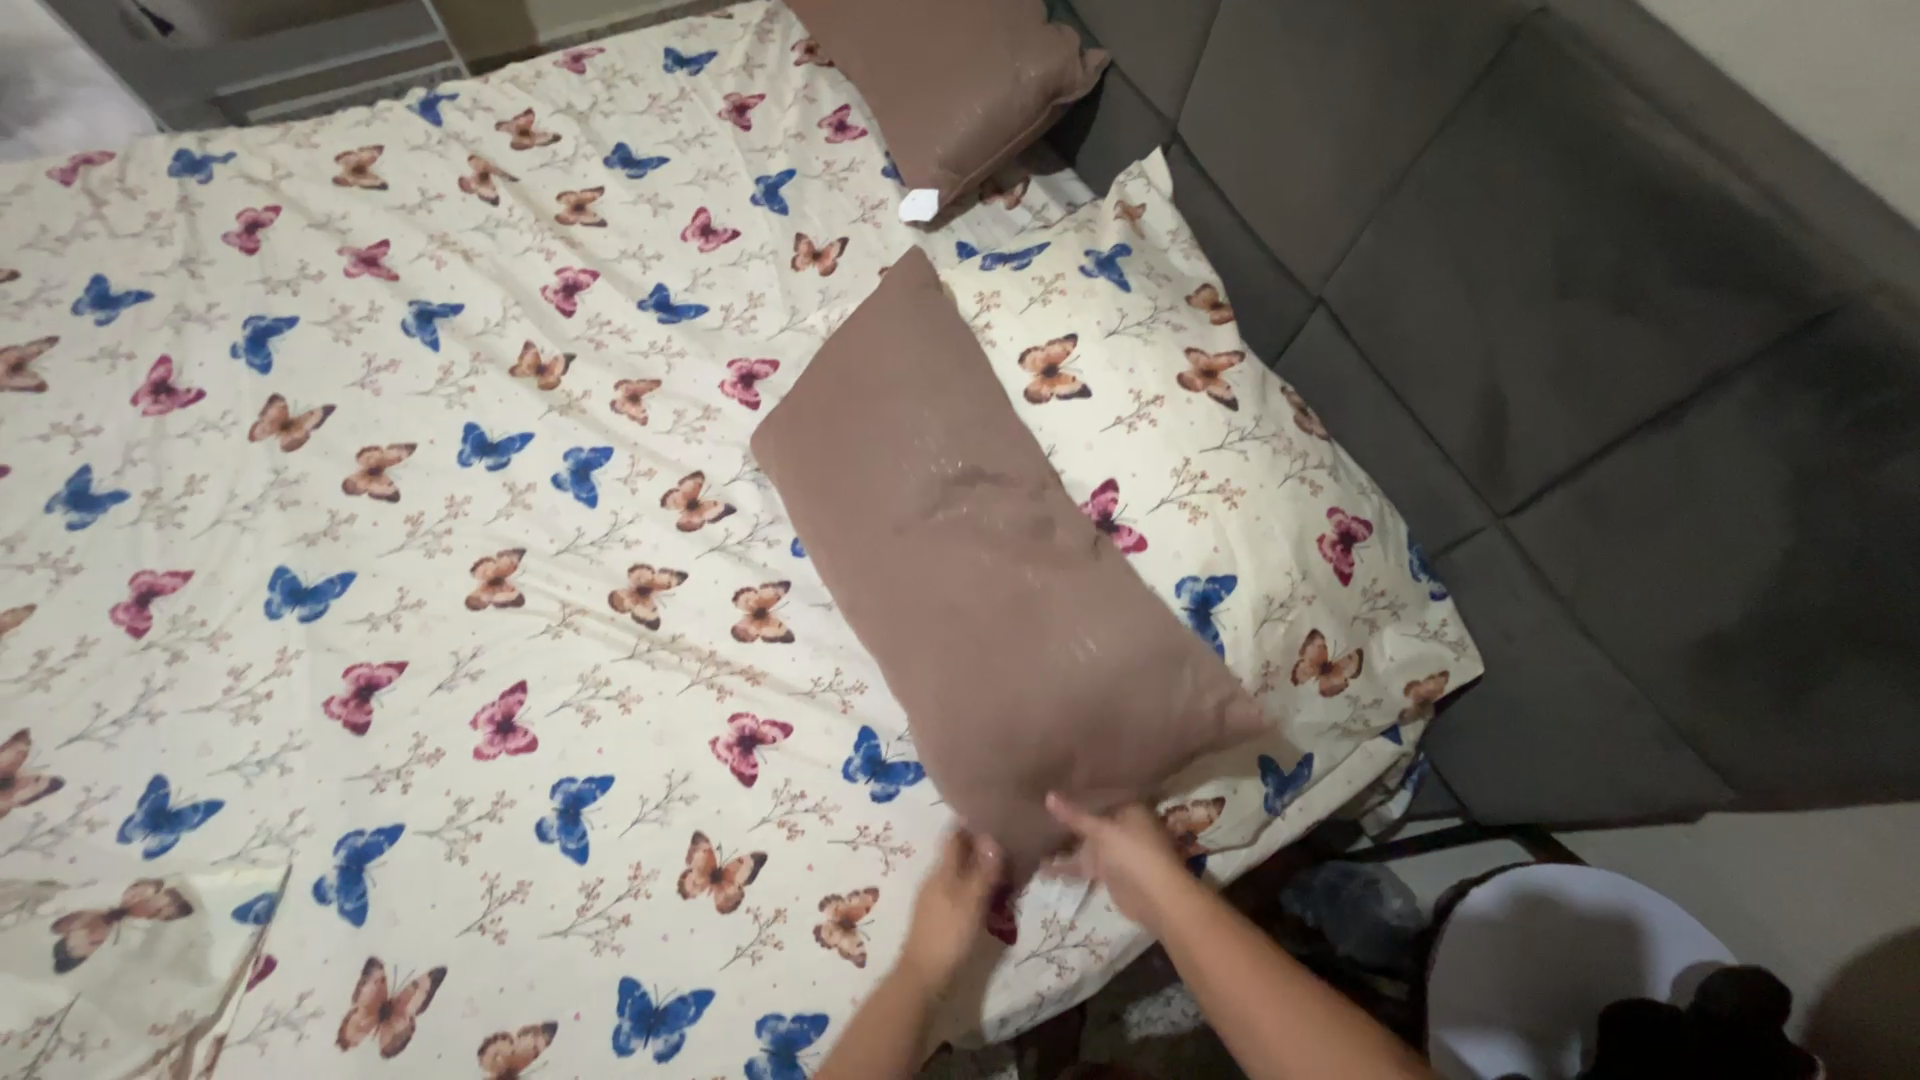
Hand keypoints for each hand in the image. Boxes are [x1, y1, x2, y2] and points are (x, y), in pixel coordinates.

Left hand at [897, 829, 1002, 993]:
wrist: (923, 977)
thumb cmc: (947, 935)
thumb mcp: (970, 902)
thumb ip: (982, 871)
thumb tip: (992, 836)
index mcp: (941, 870)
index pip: (954, 835)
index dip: (970, 822)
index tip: (992, 811)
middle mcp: (936, 878)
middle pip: (957, 853)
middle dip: (979, 844)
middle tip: (1008, 838)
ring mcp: (936, 898)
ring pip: (960, 872)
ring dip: (979, 866)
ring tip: (1005, 864)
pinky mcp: (940, 916)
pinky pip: (961, 890)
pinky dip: (976, 886)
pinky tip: (992, 894)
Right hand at [1045, 794, 1188, 929]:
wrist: (1156, 899)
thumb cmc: (1134, 853)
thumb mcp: (1102, 830)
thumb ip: (1074, 815)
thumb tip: (1048, 795)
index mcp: (1129, 809)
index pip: (1102, 794)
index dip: (1081, 788)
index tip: (1055, 780)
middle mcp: (1122, 826)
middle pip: (1092, 818)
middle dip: (1069, 815)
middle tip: (1037, 803)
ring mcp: (1115, 850)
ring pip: (1085, 842)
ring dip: (1065, 841)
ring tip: (1033, 832)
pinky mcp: (1108, 872)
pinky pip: (1083, 864)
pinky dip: (1065, 866)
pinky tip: (1041, 867)